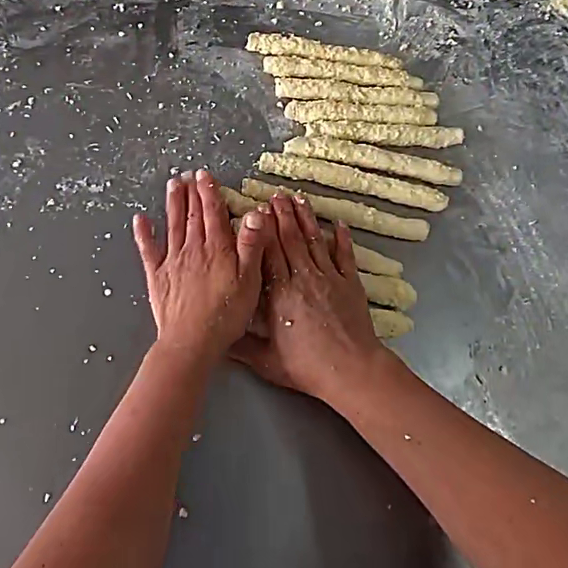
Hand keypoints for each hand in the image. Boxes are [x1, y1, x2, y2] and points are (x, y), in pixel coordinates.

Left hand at [132, 170, 263, 361]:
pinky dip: (143, 233)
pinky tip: (140, 219)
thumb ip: (251, 245)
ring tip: (172, 184)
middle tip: (188, 173)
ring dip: (173, 203)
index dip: (209, 191)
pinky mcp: (157, 276)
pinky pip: (148, 249)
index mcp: (217, 248)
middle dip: (191, 192)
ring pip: (173, 224)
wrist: (191, 342)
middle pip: (192, 214)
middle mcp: (193, 248)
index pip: (213, 212)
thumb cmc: (225, 315)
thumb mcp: (248, 280)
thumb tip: (255, 213)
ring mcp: (172, 261)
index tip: (205, 174)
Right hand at [229, 193, 392, 405]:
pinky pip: (344, 255)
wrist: (351, 372)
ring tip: (298, 199)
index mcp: (280, 294)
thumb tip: (216, 338)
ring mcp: (328, 278)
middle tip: (275, 195)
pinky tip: (338, 224)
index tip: (257, 211)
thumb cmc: (307, 368)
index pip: (268, 253)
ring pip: (314, 241)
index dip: (262, 230)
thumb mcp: (266, 360)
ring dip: (306, 218)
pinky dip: (341, 239)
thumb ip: (240, 345)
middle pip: (291, 239)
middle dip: (282, 215)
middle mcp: (303, 278)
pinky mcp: (350, 285)